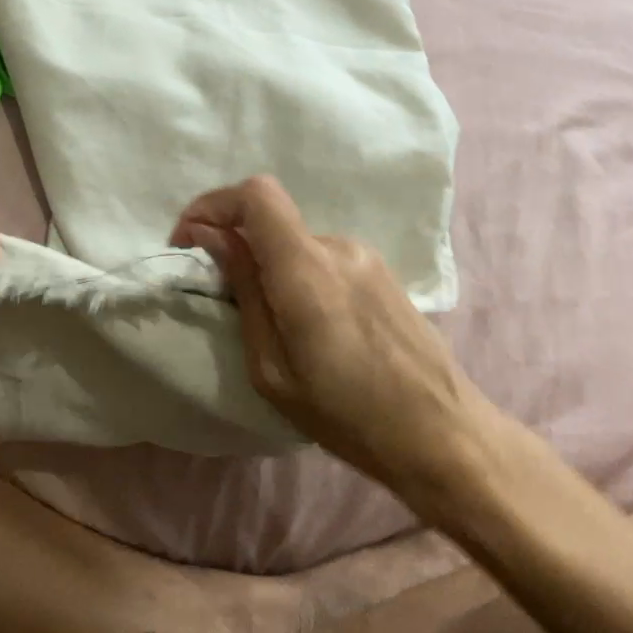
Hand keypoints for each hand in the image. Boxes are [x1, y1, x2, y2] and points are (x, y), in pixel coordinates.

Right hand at [172, 176, 491, 490]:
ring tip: (270, 322)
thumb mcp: (272, 368)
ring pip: (294, 240)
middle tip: (221, 294)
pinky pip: (320, 257)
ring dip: (268, 263)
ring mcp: (365, 257)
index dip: (212, 205)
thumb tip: (212, 238)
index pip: (255, 195)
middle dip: (234, 243)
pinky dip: (296, 274)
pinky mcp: (381, 272)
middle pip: (270, 218)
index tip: (187, 241)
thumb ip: (243, 291)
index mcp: (307, 270)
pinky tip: (309, 326)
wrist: (445, 438)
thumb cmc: (347, 415)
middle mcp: (338, 248)